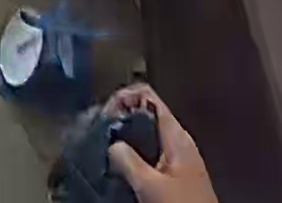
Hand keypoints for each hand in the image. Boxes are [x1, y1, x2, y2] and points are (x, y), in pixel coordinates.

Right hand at [105, 83, 218, 202]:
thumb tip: (112, 144)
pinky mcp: (176, 179)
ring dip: (125, 139)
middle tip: (103, 131)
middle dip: (121, 119)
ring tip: (107, 147)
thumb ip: (127, 159)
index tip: (107, 112)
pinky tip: (122, 167)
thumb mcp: (150, 185)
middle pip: (144, 114)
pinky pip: (149, 155)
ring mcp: (179, 161)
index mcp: (176, 135)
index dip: (124, 96)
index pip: (146, 95)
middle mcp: (178, 142)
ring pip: (145, 136)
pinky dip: (134, 156)